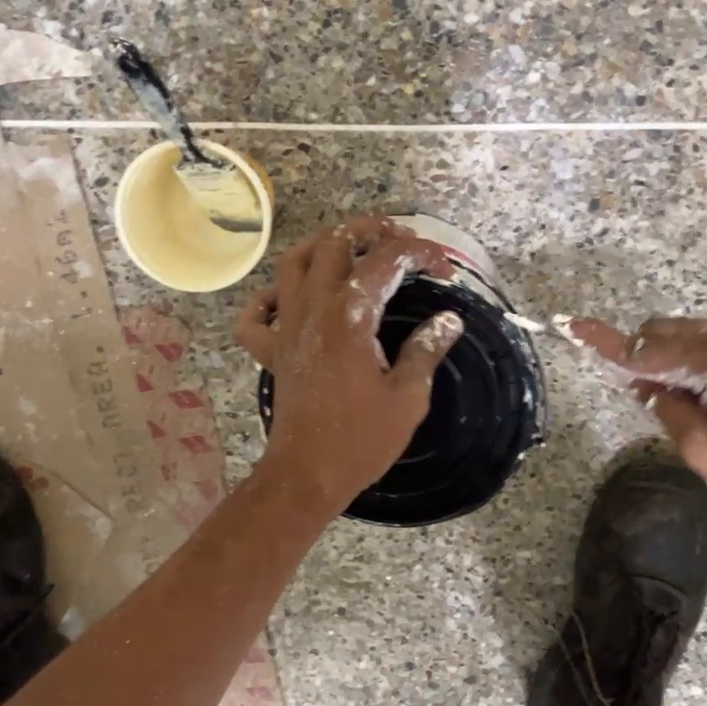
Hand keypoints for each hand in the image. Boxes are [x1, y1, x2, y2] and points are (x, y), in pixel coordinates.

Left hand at [235, 217, 465, 516]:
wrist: (306, 475)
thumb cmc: (360, 440)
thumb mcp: (408, 396)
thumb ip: (426, 349)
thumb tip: (449, 320)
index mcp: (351, 315)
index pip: (387, 260)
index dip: (422, 253)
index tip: (446, 269)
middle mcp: (314, 308)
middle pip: (334, 242)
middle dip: (371, 230)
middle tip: (400, 240)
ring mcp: (287, 326)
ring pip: (293, 262)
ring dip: (322, 245)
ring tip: (350, 248)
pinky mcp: (271, 349)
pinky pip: (257, 312)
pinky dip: (270, 297)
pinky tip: (291, 298)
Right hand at [569, 316, 706, 526]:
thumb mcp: (705, 453)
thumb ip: (666, 410)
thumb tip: (646, 386)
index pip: (647, 347)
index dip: (606, 342)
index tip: (572, 323)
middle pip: (667, 330)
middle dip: (649, 356)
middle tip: (654, 398)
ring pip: (695, 331)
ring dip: (679, 356)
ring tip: (696, 403)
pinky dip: (706, 355)